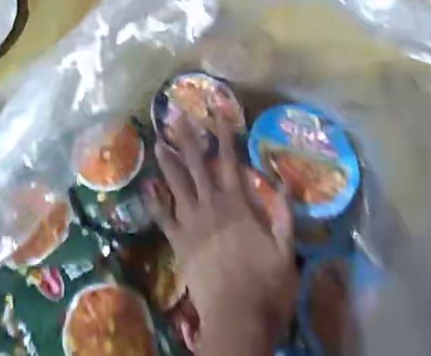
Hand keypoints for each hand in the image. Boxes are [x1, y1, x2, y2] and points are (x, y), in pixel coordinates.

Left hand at [148, 117, 296, 355]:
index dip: (224, 136)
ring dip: (166, 161)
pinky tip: (145, 188)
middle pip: (196, 164)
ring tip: (158, 141)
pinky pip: (162, 217)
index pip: (229, 162)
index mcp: (237, 204)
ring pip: (176, 184)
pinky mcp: (178, 241)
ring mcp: (191, 222)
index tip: (218, 113)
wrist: (236, 317)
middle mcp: (210, 205)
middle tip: (176, 115)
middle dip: (187, 137)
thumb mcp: (286, 251)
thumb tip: (284, 181)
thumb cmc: (266, 286)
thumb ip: (284, 215)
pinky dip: (153, 202)